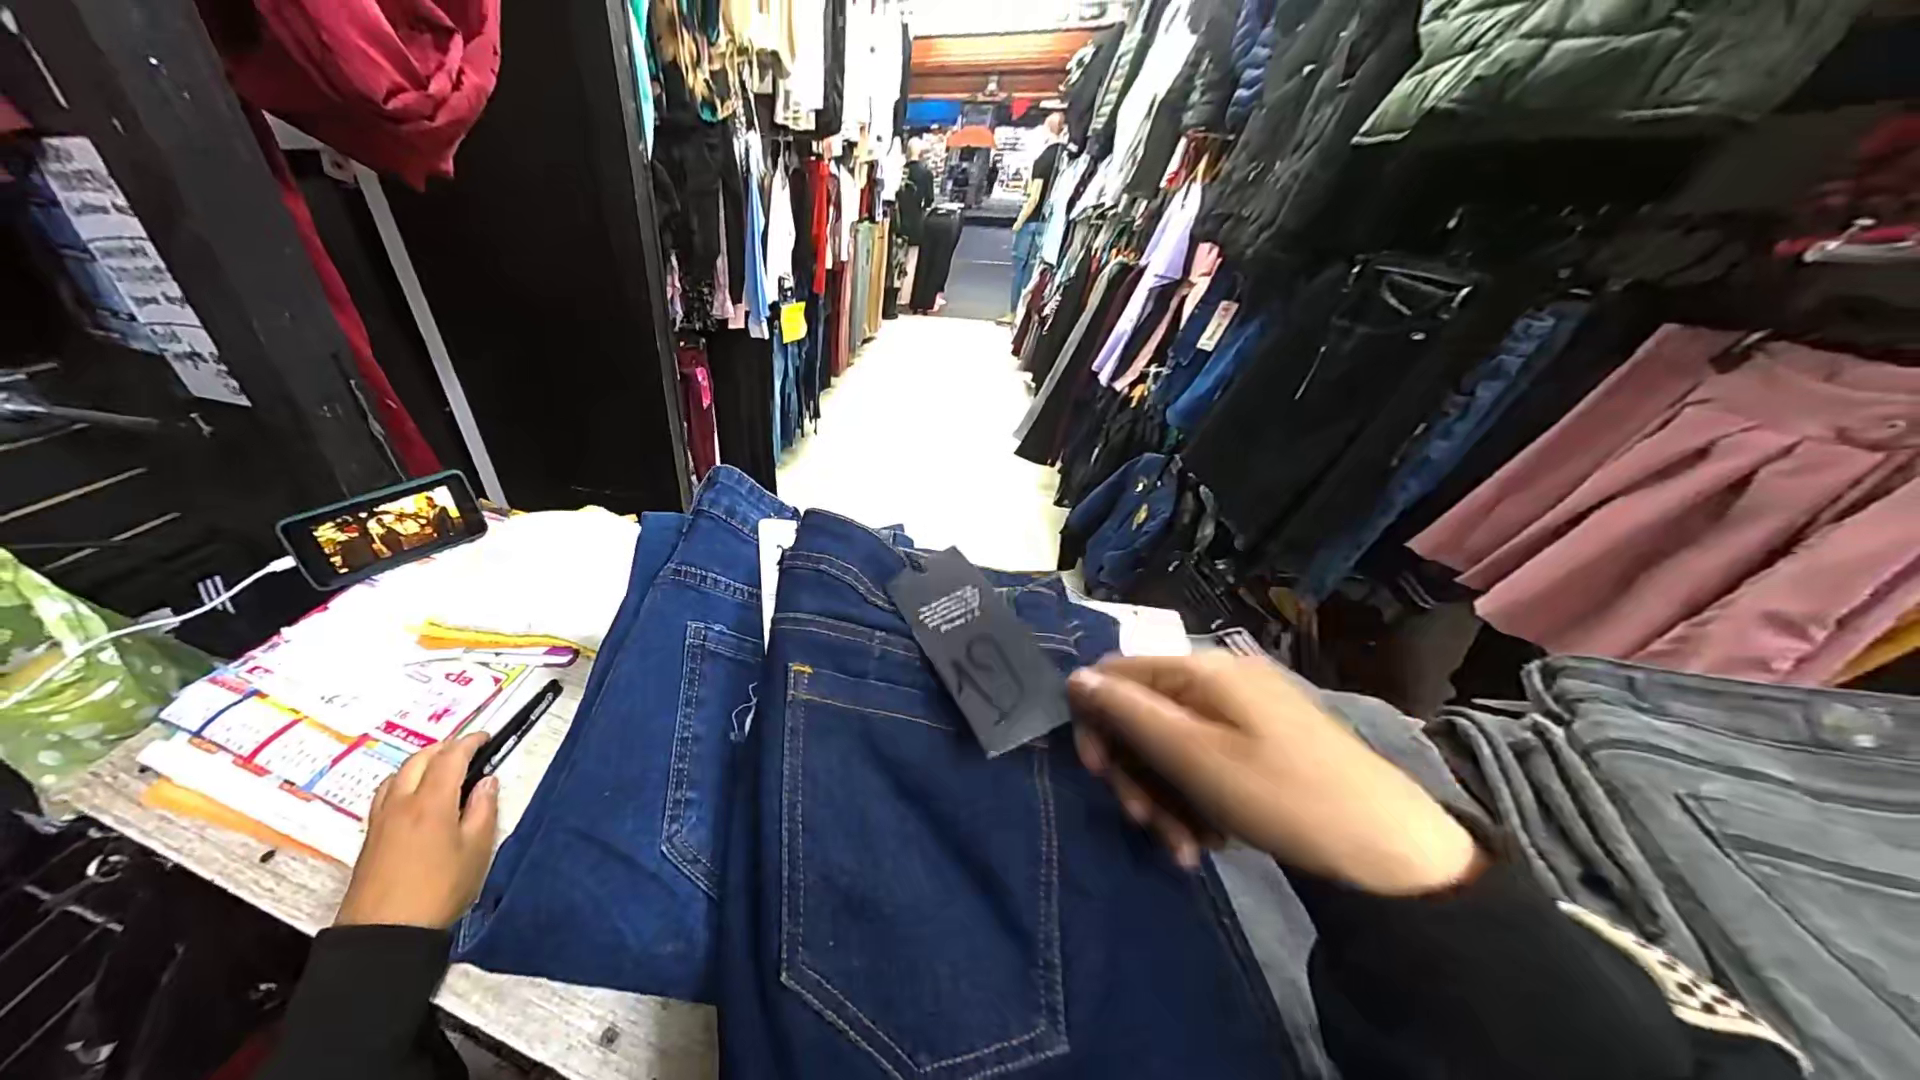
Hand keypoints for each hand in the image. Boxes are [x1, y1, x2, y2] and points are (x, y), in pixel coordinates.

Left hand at [336, 730, 499, 928]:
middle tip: (467, 748)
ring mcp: (381, 821)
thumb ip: (484, 809)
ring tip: (441, 767)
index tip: (486, 737)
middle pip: (418, 760)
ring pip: (397, 774)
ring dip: (421, 762)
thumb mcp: (477, 848)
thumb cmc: (440, 889)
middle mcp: (401, 804)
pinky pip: (386, 793)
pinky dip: (404, 780)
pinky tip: (416, 794)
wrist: (385, 934)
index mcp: (432, 802)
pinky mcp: (370, 838)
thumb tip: (486, 781)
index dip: (470, 742)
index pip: (450, 758)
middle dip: (444, 747)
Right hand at [1068, 652, 1480, 895]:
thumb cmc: (1283, 797)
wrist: (1393, 851)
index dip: (1095, 721)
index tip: (1101, 776)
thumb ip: (1129, 713)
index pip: (1116, 675)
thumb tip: (1075, 679)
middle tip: (1145, 824)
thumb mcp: (1194, 756)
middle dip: (1135, 772)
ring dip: (1163, 796)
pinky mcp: (1258, 742)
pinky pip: (1202, 760)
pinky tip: (1209, 838)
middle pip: (1142, 715)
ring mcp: (1241, 711)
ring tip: (1185, 846)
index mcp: (1202, 669)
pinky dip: (1194, 798)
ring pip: (1169, 746)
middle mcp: (1217, 680)